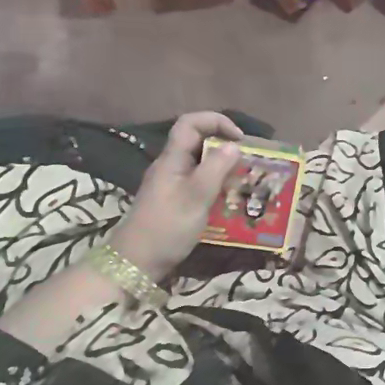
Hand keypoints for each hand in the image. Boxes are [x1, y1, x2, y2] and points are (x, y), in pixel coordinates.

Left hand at [112, 112, 244, 278]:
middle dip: (224, 147)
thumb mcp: (196, 196)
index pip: (191, 123)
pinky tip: (229, 202)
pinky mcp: (174, 202)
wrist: (136, 262)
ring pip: (200, 165)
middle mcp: (171, 166)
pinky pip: (198, 184)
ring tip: (244, 182)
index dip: (216, 121)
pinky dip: (215, 187)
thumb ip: (216, 168)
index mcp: (172, 158)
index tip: (240, 139)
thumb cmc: (167, 226)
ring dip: (222, 169)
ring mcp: (171, 185)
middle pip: (197, 143)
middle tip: (248, 163)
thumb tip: (234, 145)